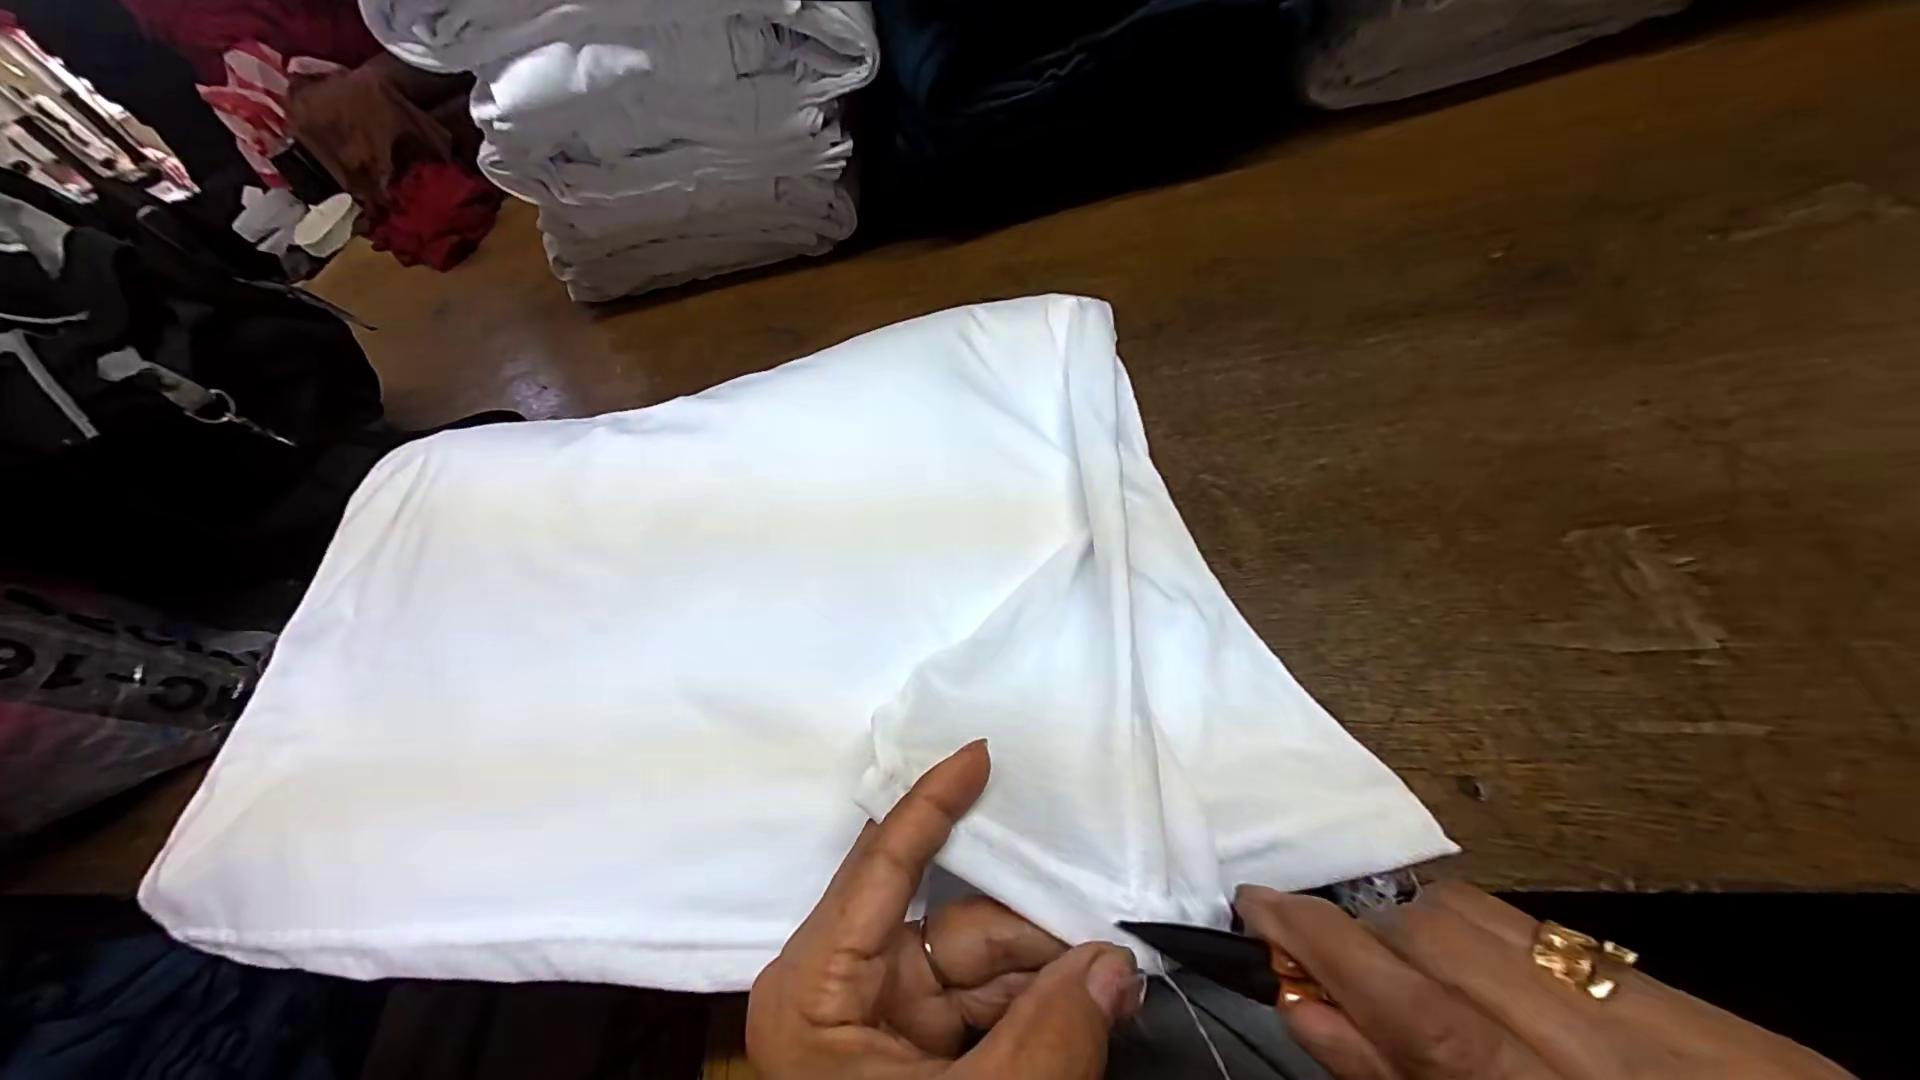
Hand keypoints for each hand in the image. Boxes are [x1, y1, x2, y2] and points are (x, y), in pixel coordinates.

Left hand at [748, 741, 1143, 1077]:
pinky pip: (983, 1001)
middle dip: (1028, 925)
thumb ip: (1051, 1035)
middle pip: (947, 922)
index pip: (881, 862)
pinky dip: (1036, 1000)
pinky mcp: (911, 1045)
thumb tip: (1116, 961)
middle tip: (1100, 923)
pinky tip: (1087, 1000)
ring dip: (1045, 969)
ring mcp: (879, 1016)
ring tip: (1110, 975)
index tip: (979, 752)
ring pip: (976, 963)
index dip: (932, 803)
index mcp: (818, 985)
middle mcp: (843, 984)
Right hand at [1235, 881, 1854, 1079]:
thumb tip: (1302, 1006)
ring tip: (1394, 967)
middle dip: (1363, 934)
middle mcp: (1663, 1070)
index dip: (1330, 950)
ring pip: (1496, 915)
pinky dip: (1484, 942)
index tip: (1256, 904)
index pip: (1436, 1022)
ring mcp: (1715, 1036)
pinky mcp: (1740, 1020)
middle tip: (1315, 954)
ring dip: (1414, 927)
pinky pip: (1553, 933)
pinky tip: (1478, 978)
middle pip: (1453, 938)